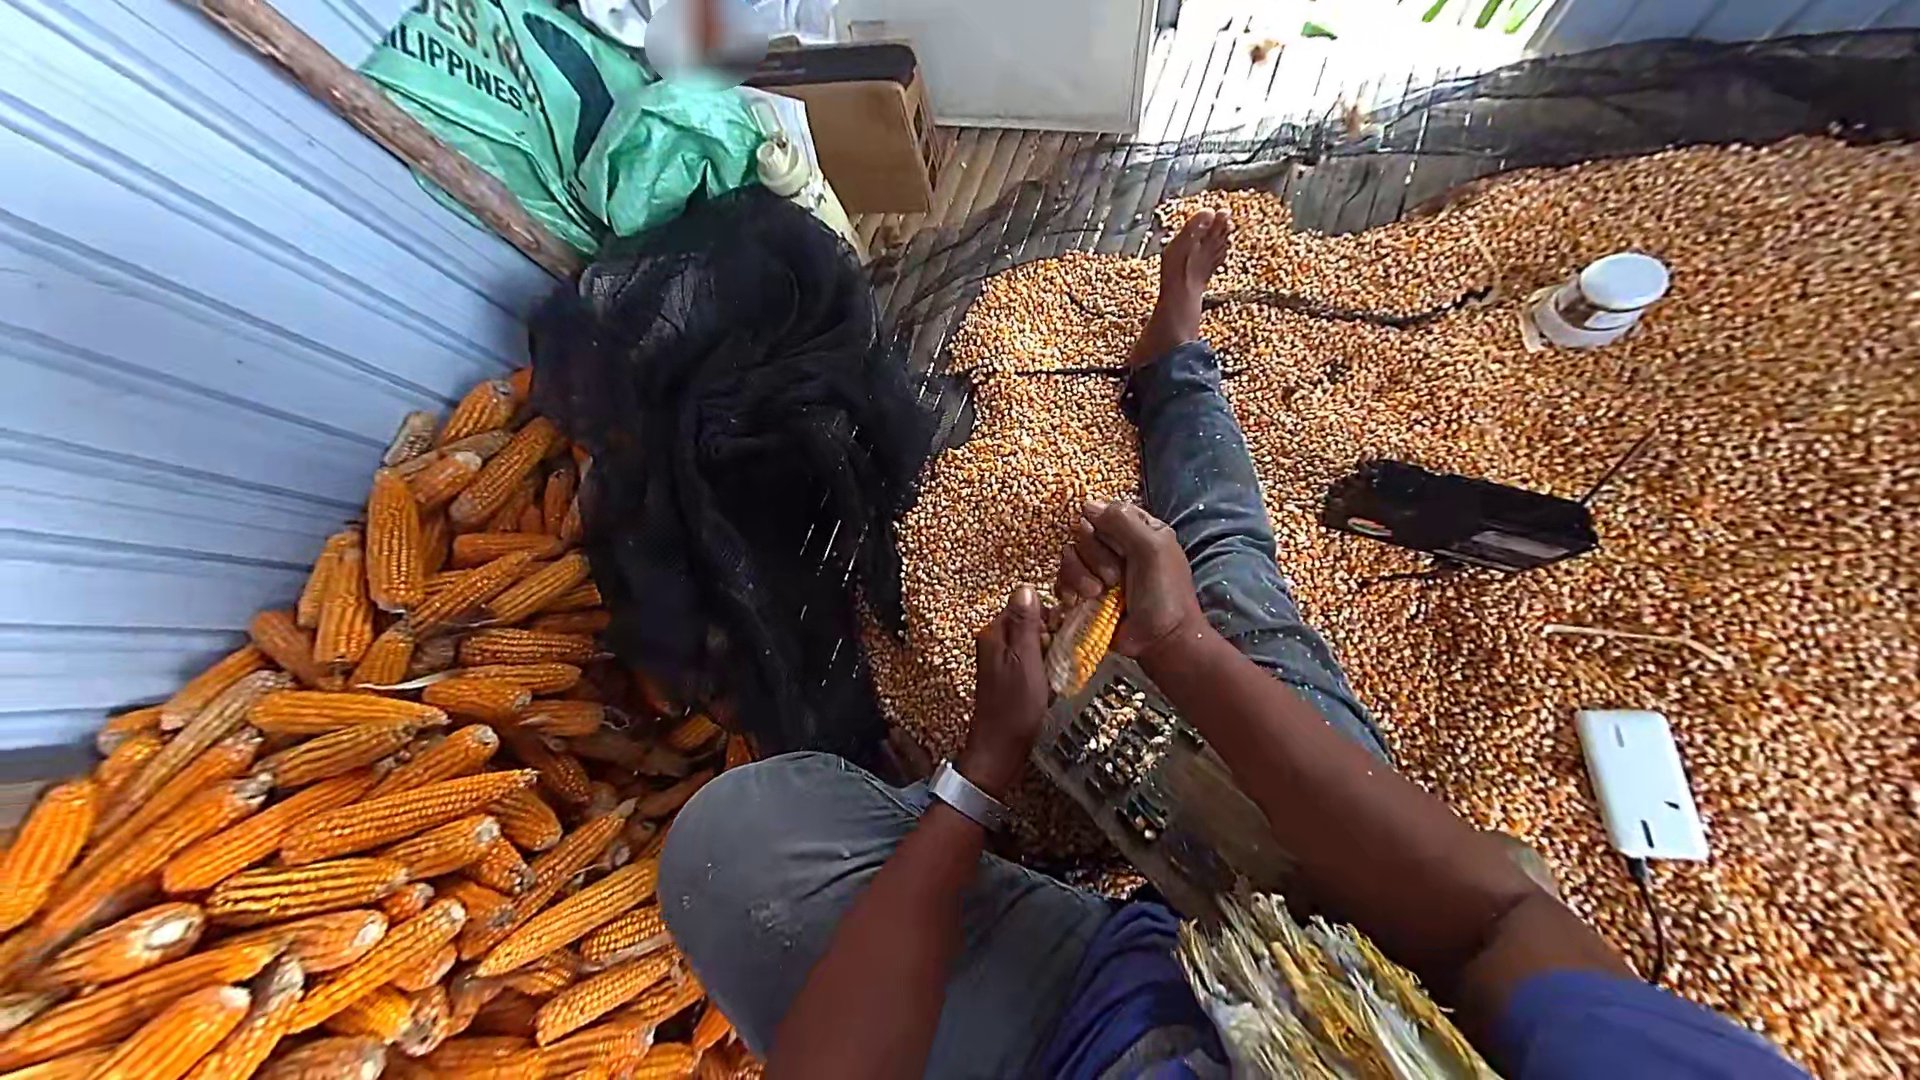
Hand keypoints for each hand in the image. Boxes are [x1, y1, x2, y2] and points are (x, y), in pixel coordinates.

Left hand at [959, 585, 1046, 799]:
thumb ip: (1025, 624)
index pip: (1024, 605)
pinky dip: (1043, 666)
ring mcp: (999, 660)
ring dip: (1049, 651)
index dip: (1047, 616)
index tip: (1063, 633)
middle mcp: (993, 642)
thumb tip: (1025, 587)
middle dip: (1050, 634)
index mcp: (994, 633)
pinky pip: (1030, 660)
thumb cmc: (1015, 706)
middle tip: (1061, 654)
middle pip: (1028, 622)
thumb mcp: (1025, 660)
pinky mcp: (1007, 677)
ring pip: (1032, 642)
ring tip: (1058, 669)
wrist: (1000, 750)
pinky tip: (1052, 681)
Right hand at [1055, 500, 1207, 662]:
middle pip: (1084, 533)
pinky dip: (1067, 589)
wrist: (1159, 641)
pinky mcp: (1083, 592)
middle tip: (1115, 578)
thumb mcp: (1152, 550)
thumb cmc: (1164, 595)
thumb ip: (1122, 522)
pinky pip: (1061, 579)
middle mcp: (1116, 547)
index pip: (1105, 512)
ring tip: (1099, 594)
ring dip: (1081, 575)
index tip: (1117, 546)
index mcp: (1138, 531)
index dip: (1104, 527)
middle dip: (1096, 557)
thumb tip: (1087, 504)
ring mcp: (1097, 570)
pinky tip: (1078, 601)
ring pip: (1069, 555)